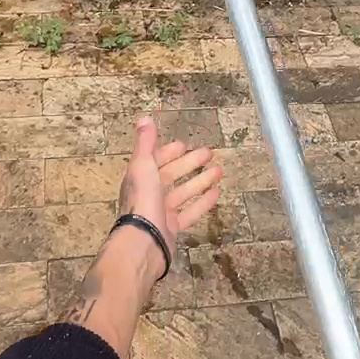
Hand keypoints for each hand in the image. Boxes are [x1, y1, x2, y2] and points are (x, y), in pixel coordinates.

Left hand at [117, 115, 222, 256]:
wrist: (144, 241)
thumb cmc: (142, 200)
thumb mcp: (143, 165)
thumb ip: (145, 142)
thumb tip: (144, 117)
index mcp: (140, 177)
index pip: (155, 160)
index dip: (169, 152)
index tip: (184, 145)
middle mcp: (149, 193)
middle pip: (172, 175)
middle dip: (190, 163)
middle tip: (209, 153)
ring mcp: (161, 211)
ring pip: (184, 192)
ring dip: (201, 180)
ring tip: (219, 170)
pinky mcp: (173, 227)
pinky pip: (190, 211)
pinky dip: (203, 202)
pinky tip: (217, 193)